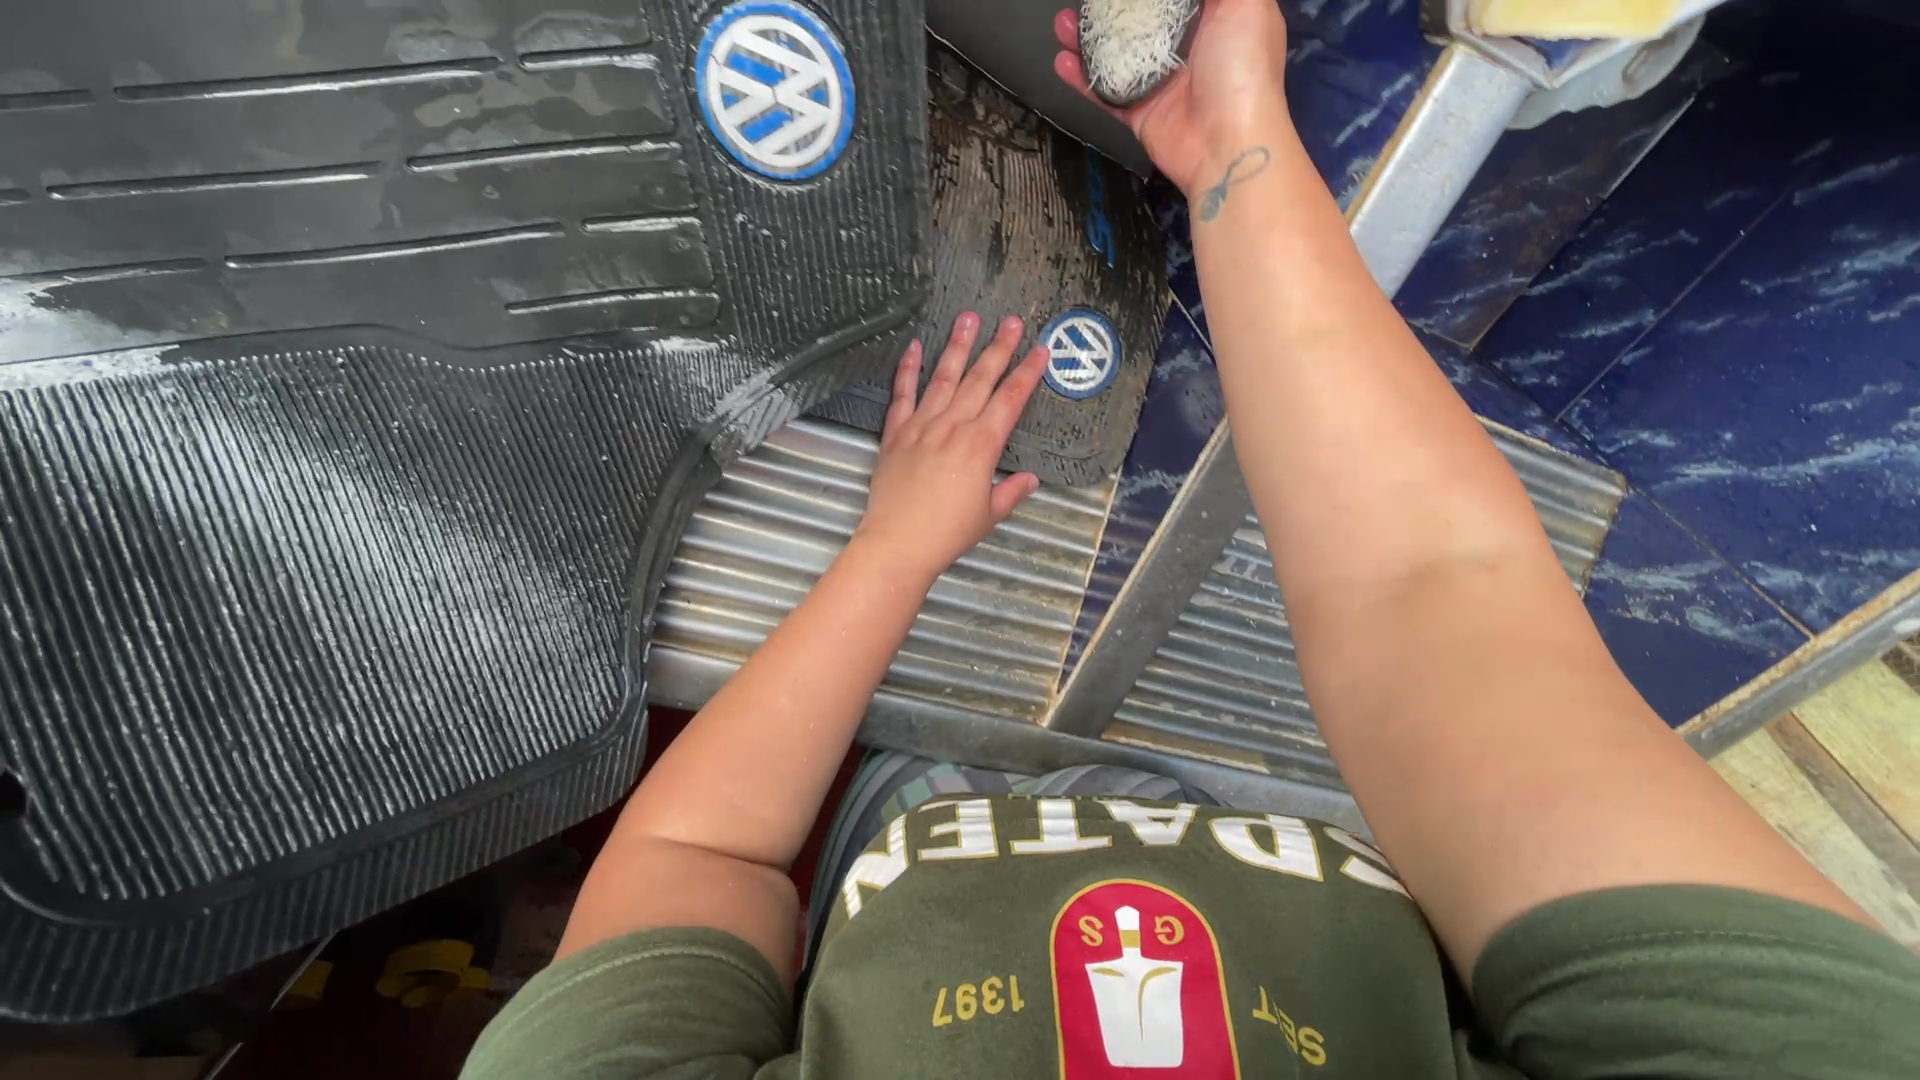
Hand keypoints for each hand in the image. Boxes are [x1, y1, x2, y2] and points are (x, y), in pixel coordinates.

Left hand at [850, 312, 1046, 586]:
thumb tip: (1031, 479)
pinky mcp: (895, 434)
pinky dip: (908, 369)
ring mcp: (921, 426)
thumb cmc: (947, 534)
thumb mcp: (988, 515)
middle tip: (1013, 321)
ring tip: (969, 318)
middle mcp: (953, 427)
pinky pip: (902, 395)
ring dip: (958, 347)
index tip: (1041, 351)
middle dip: (1000, 348)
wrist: (899, 543)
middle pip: (981, 379)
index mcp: (981, 445)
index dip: (1028, 373)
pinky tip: (914, 347)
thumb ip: (1010, 492)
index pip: (1010, 400)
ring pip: (944, 378)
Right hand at [1053, 0, 1289, 194]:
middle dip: (1111, 9)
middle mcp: (1188, 49)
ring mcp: (1162, 83)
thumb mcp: (1244, 3)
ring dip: (1088, 39)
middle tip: (1085, 1)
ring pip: (1118, 54)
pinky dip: (1082, 79)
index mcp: (1216, 19)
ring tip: (1063, 25)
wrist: (1228, 144)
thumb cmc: (1244, 69)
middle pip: (1142, 21)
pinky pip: (1106, 94)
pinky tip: (1062, 61)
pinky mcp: (1142, 115)